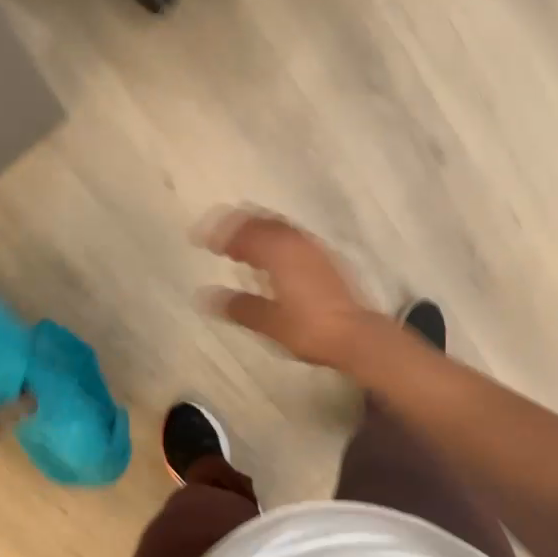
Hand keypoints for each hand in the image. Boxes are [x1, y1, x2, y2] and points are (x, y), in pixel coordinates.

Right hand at [195, 206, 401, 372]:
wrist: (357, 335)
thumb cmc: (310, 329)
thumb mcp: (270, 323)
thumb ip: (240, 307)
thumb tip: (206, 298)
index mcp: (278, 251)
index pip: (241, 232)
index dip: (218, 233)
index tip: (200, 239)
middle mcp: (297, 241)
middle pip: (262, 222)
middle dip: (238, 227)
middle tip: (220, 239)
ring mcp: (316, 248)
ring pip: (281, 228)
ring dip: (259, 233)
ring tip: (244, 249)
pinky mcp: (329, 260)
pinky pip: (295, 239)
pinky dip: (278, 242)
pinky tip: (275, 262)